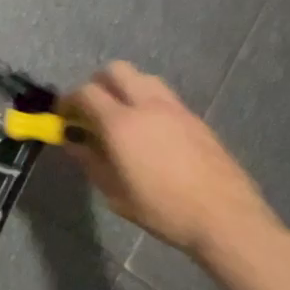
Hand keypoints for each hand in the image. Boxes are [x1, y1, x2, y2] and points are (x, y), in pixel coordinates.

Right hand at [58, 61, 279, 258]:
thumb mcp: (115, 193)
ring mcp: (175, 109)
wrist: (226, 218)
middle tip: (93, 109)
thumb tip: (73, 143)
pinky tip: (151, 132)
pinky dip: (149, 103)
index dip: (69, 100)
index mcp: (121, 123)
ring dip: (126, 88)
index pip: (86, 92)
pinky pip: (164, 97)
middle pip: (116, 71)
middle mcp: (147, 105)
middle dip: (98, 83)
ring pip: (143, 79)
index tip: (64, 116)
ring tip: (123, 116)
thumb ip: (90, 162)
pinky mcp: (196, 119)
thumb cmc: (163, 209)